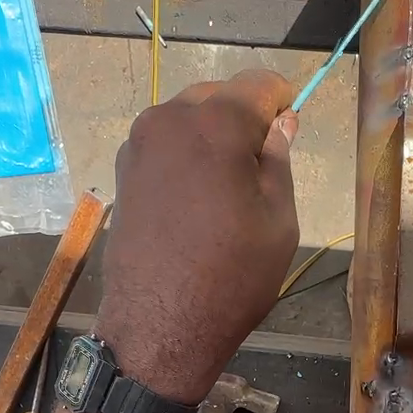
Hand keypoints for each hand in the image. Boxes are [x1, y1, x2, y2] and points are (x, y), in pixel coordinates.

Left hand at [94, 69, 300, 403]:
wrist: (161, 327)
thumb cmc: (231, 279)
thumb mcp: (278, 223)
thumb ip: (278, 162)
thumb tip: (279, 125)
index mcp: (217, 124)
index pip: (259, 84)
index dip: (281, 101)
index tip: (290, 125)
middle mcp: (170, 118)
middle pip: (219, 97)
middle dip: (243, 120)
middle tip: (259, 169)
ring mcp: (139, 144)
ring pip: (187, 120)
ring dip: (211, 139)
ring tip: (225, 191)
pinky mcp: (123, 172)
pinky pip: (165, 146)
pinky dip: (185, 159)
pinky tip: (195, 202)